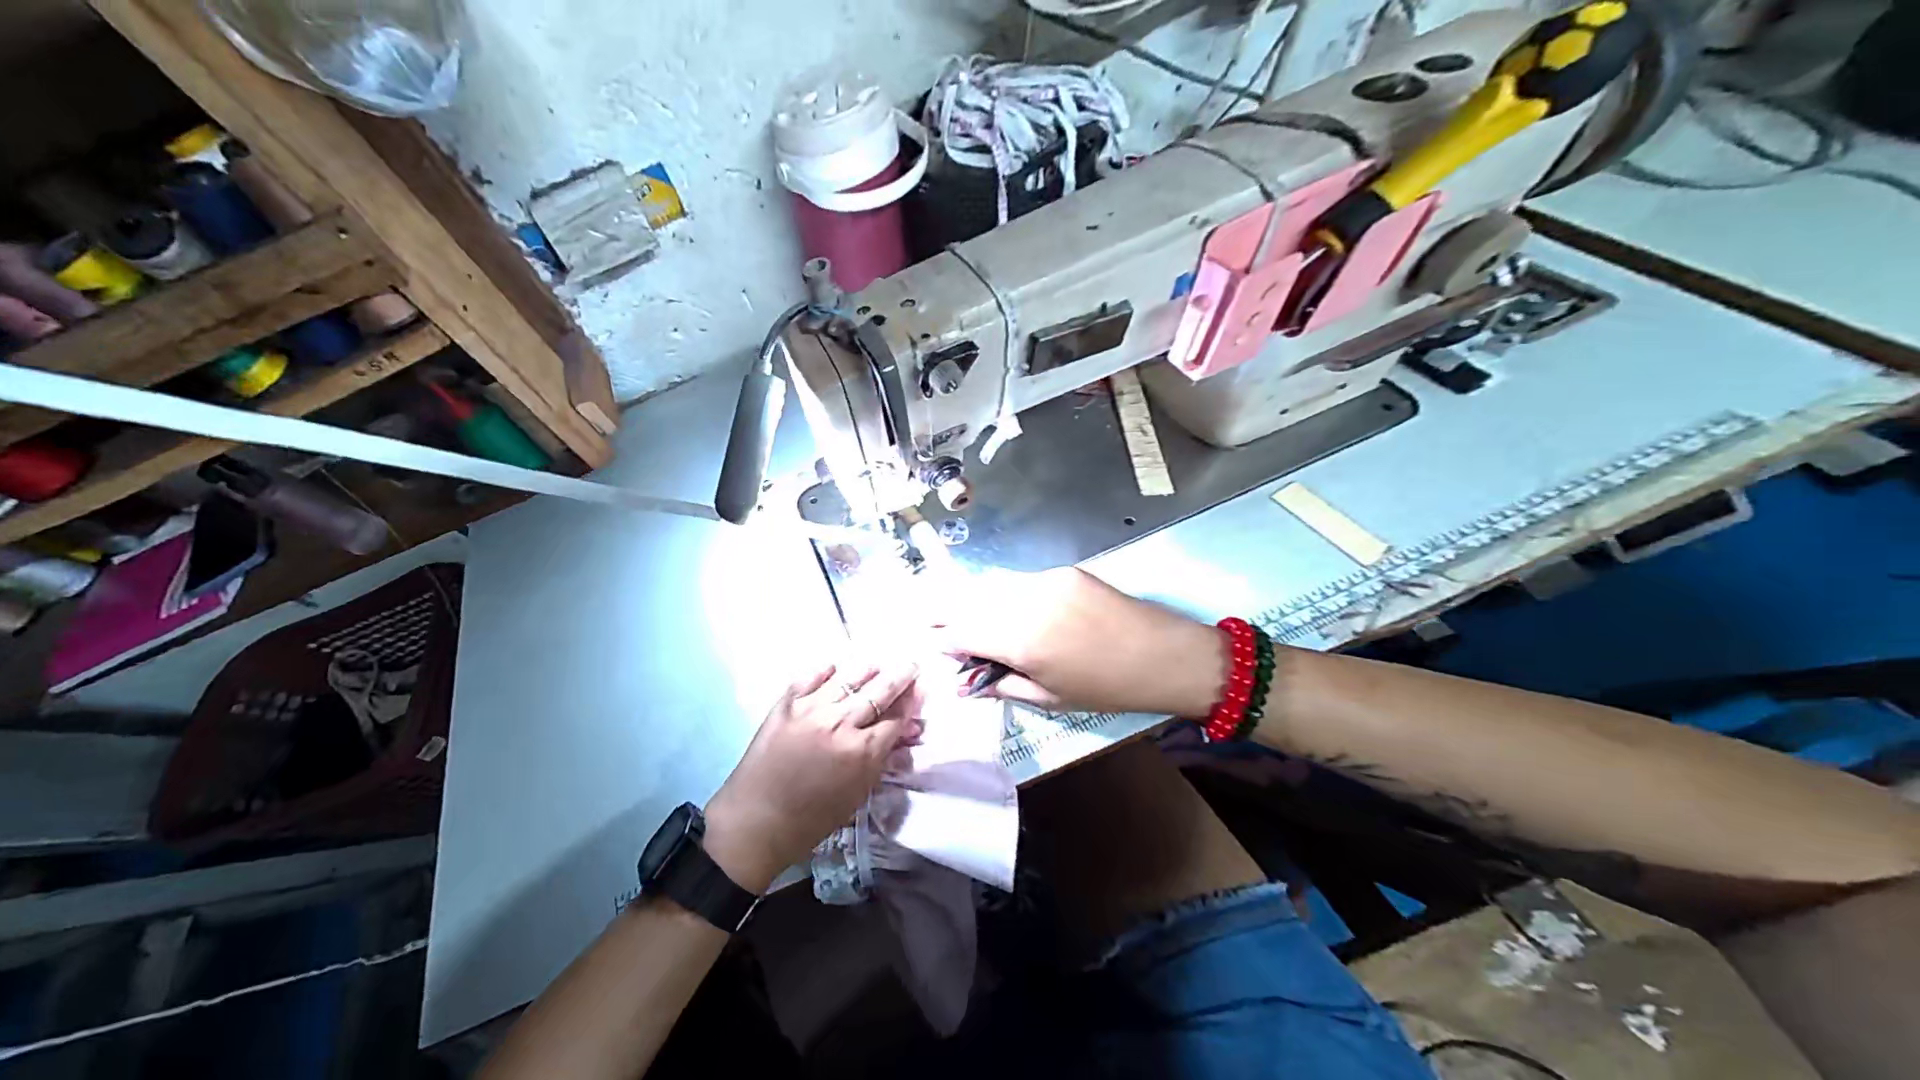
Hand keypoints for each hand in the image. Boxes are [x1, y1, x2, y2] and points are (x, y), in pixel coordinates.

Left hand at [702, 661, 920, 892]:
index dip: (911, 702)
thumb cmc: (811, 820)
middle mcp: (841, 723)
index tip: (920, 688)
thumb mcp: (856, 793)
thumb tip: (903, 733)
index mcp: (862, 751)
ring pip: (847, 679)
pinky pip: (809, 678)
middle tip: (910, 665)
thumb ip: (880, 758)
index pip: (896, 718)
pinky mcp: (785, 706)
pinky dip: (824, 671)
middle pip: (879, 692)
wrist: (755, 823)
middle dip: (899, 677)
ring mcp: (811, 710)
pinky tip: (834, 666)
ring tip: (878, 663)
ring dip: (867, 669)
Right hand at [930, 567, 1226, 718]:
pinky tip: (1002, 603)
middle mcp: (1026, 604)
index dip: (945, 638)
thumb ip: (1002, 684)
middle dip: (945, 608)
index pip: (963, 633)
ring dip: (972, 597)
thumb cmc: (1106, 688)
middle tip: (925, 612)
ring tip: (958, 607)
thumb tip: (967, 682)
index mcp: (1020, 642)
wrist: (1163, 654)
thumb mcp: (1050, 698)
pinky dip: (1004, 592)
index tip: (932, 642)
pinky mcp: (1064, 571)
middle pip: (971, 601)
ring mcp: (1045, 582)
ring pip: (993, 585)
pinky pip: (1020, 581)